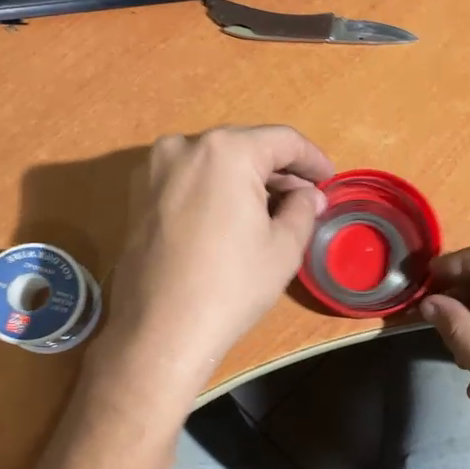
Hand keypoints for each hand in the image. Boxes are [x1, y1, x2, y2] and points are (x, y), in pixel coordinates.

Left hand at [105, 126, 333, 387]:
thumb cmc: (232, 285)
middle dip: (279, 170)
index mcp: (227, 151)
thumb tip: (309, 195)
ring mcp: (154, 168)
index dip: (313, 159)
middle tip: (307, 197)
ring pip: (215, 162)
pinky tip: (233, 217)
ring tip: (272, 210)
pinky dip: (216, 189)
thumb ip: (303, 209)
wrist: (163, 328)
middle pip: (245, 146)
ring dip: (247, 179)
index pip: (283, 140)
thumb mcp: (284, 247)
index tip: (330, 180)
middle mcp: (185, 146)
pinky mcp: (138, 195)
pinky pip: (190, 179)